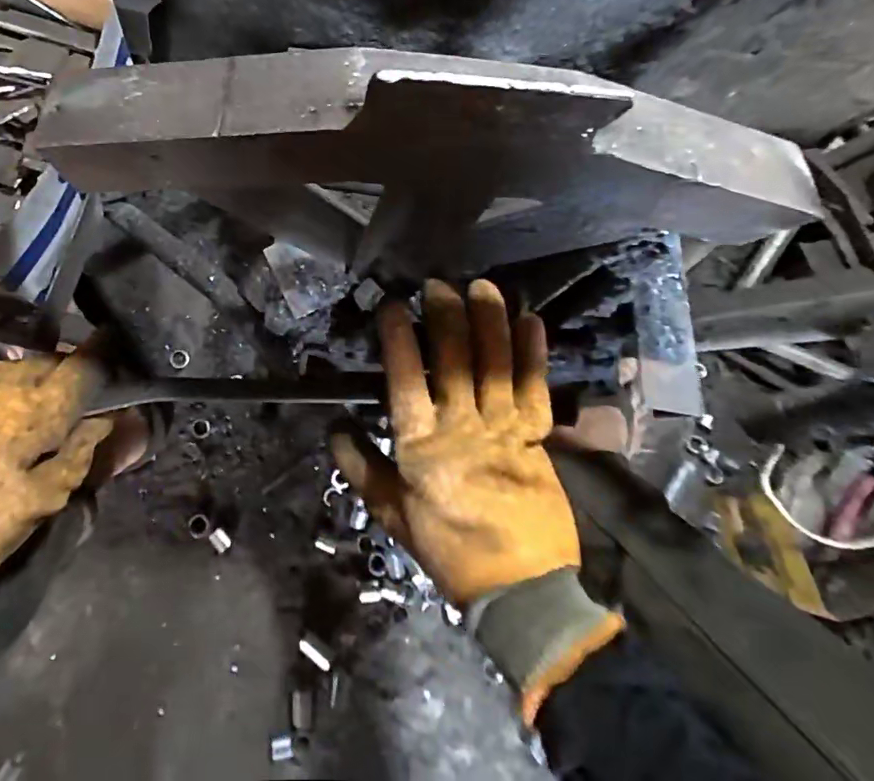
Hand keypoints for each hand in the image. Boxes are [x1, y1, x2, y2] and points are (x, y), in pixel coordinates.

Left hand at [0, 351, 111, 592]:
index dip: (102, 357)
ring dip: (27, 380)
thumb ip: (82, 450)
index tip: (115, 353)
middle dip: (63, 373)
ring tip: (34, 405)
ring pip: (5, 369)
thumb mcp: (50, 496)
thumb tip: (105, 419)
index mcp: (32, 410)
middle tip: (75, 397)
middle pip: (42, 362)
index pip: (80, 368)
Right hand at [333, 279, 576, 603]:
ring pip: (496, 365)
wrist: (520, 586)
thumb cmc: (450, 550)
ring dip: (490, 321)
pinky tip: (531, 319)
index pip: (404, 382)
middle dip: (445, 317)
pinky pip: (536, 385)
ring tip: (483, 287)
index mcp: (421, 450)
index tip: (392, 306)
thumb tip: (335, 429)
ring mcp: (504, 430)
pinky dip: (534, 351)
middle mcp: (462, 430)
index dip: (397, 340)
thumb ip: (364, 470)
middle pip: (453, 362)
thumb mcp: (395, 517)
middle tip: (439, 285)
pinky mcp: (538, 436)